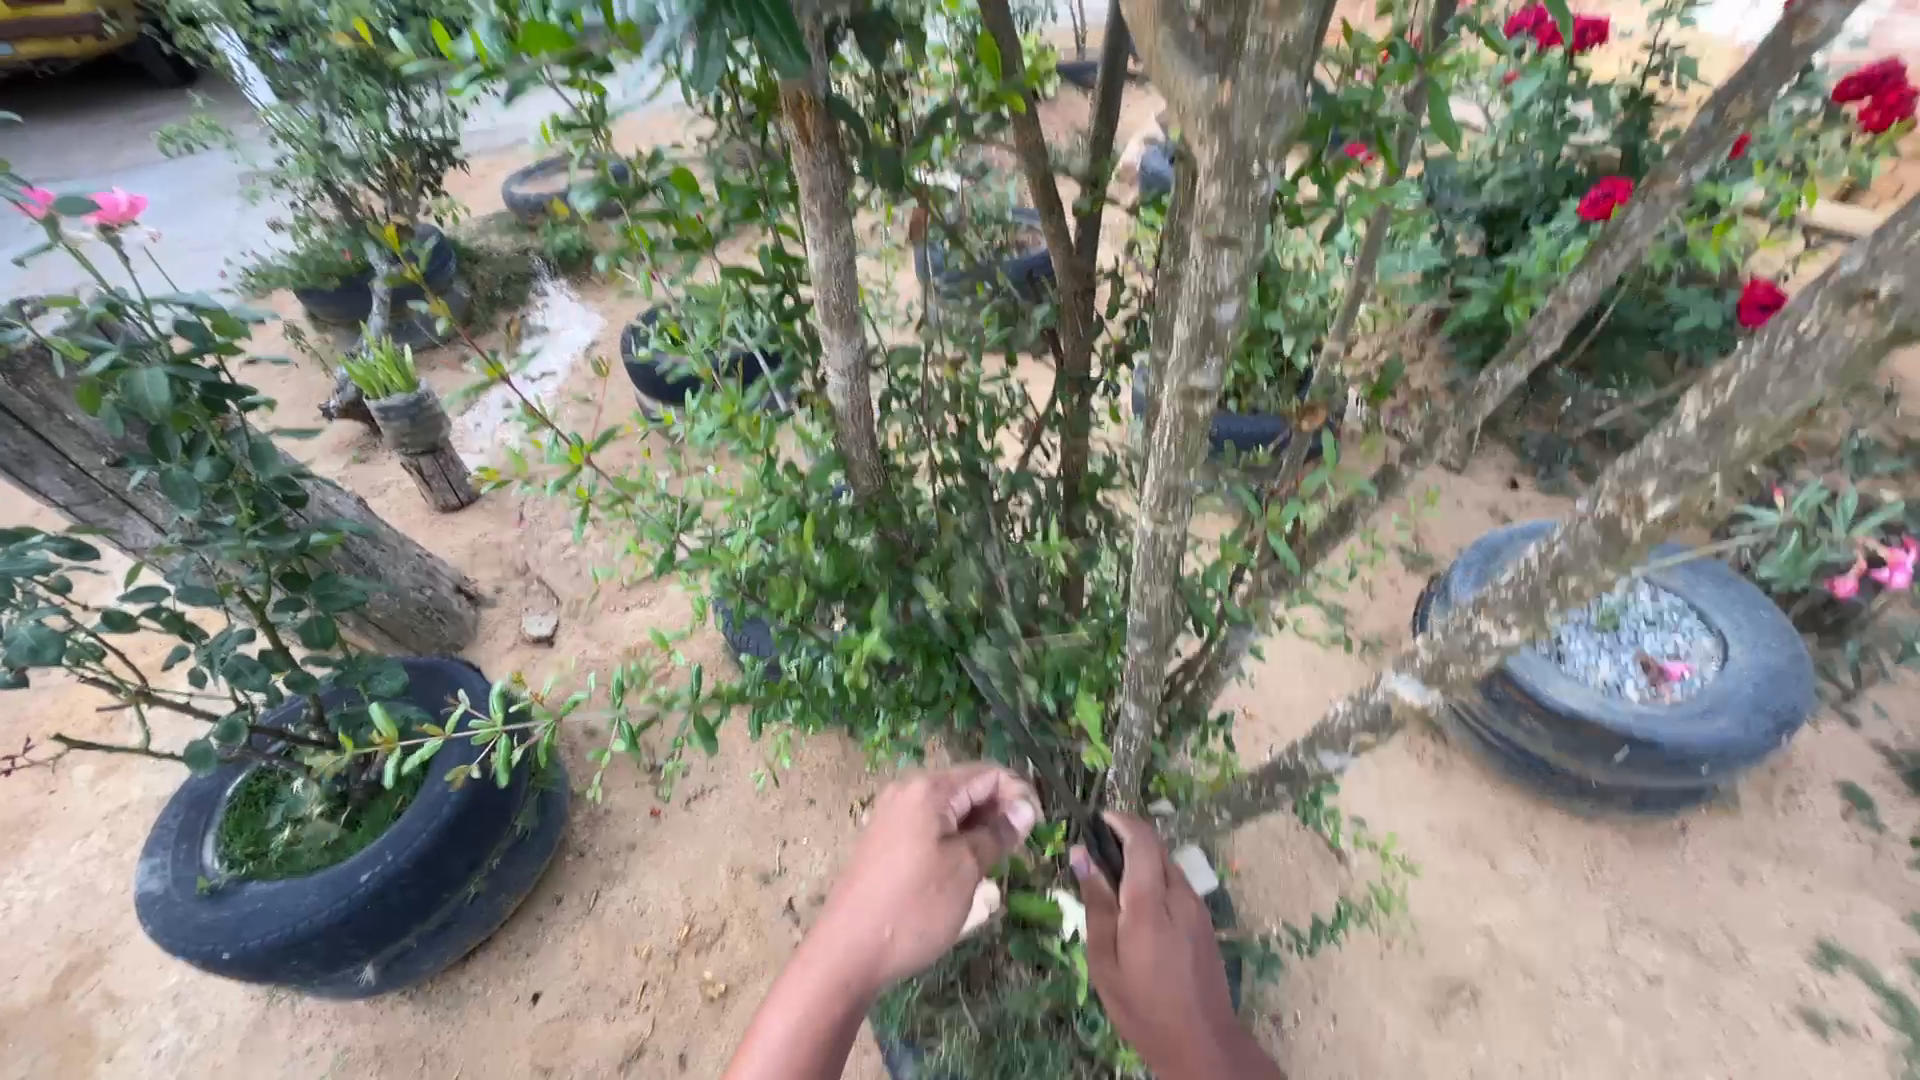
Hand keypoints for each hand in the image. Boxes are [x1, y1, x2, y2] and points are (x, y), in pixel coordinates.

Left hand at [808, 763, 1041, 999]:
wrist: (847, 952)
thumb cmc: (914, 907)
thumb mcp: (966, 869)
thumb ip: (998, 833)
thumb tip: (1026, 807)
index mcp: (928, 788)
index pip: (988, 773)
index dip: (1018, 795)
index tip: (1037, 830)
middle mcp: (908, 790)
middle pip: (968, 787)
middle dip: (999, 812)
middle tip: (1018, 852)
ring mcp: (893, 814)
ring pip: (950, 809)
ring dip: (978, 828)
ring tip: (995, 865)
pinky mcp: (885, 839)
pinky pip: (930, 825)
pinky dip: (954, 839)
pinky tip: (964, 869)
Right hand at [1074, 813, 1280, 1079]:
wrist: (1203, 1046)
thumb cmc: (1143, 1006)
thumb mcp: (1104, 959)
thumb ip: (1096, 902)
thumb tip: (1080, 854)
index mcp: (1151, 903)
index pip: (1141, 839)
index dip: (1120, 820)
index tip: (1095, 820)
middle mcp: (1180, 895)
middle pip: (1156, 846)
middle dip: (1127, 838)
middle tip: (1096, 854)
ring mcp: (1198, 908)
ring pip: (1168, 864)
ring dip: (1142, 859)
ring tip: (1113, 884)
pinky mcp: (1205, 922)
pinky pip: (1177, 885)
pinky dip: (1155, 879)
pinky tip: (1138, 907)